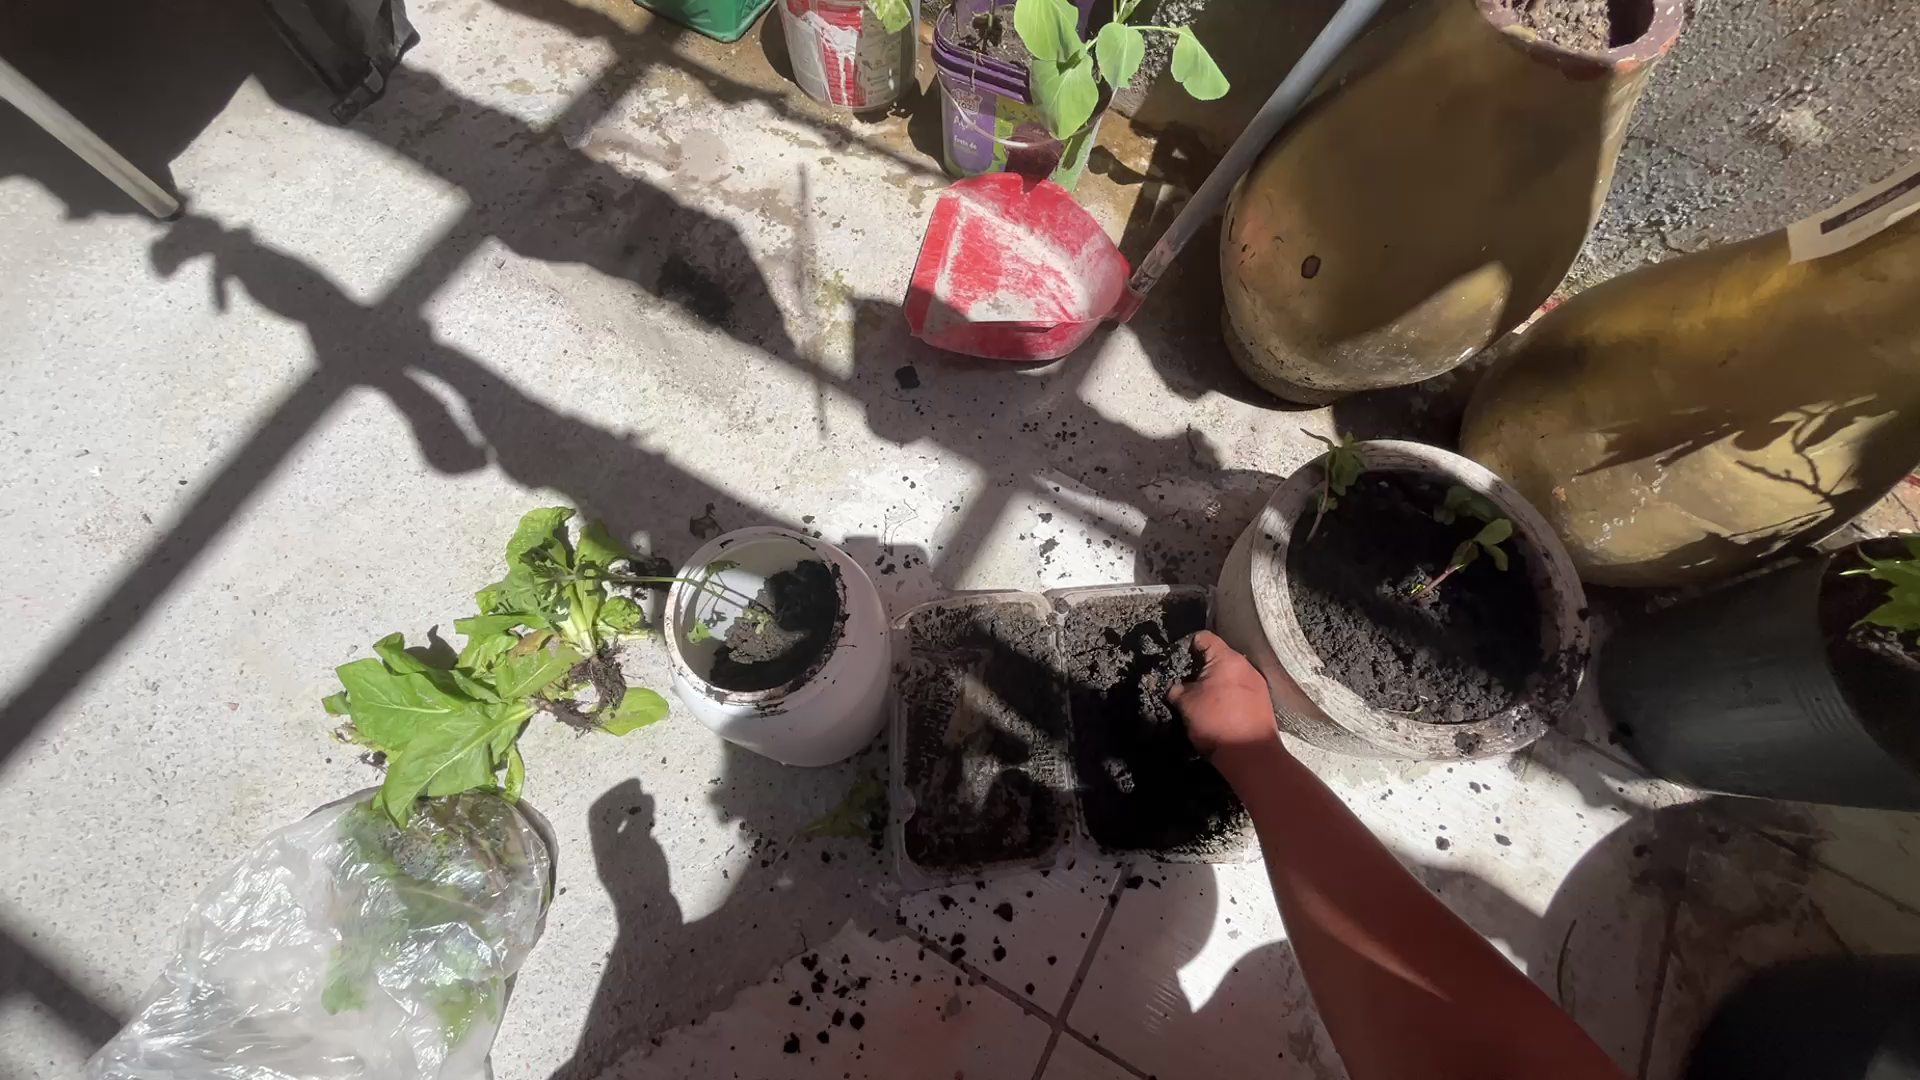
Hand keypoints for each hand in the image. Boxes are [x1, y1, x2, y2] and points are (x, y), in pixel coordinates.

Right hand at [1167, 631, 1280, 762]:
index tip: (1174, 661)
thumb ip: (1175, 688)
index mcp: (1226, 659)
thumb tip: (1173, 685)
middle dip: (1198, 666)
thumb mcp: (1185, 703)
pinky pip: (1238, 688)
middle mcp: (1245, 665)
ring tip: (1199, 698)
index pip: (1203, 637)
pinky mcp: (1262, 700)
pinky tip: (1216, 709)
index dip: (1185, 645)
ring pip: (1228, 673)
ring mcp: (1257, 683)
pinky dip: (1226, 693)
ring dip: (1213, 681)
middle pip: (1217, 655)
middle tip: (1183, 681)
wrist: (1251, 756)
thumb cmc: (1216, 723)